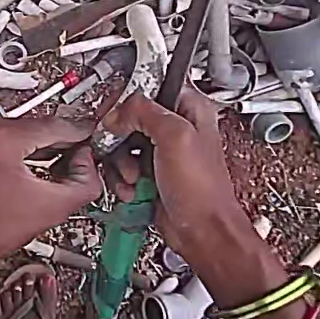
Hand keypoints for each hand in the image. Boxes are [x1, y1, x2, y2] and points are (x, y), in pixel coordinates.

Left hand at [0, 114, 103, 267]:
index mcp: (0, 139)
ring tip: (54, 163)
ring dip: (38, 143)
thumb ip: (84, 182)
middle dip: (59, 140)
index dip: (78, 134)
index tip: (90, 139)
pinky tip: (30, 163)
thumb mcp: (52, 209)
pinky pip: (0, 133)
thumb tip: (89, 163)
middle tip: (78, 156)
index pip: (53, 125)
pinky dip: (17, 145)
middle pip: (35, 124)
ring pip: (18, 127)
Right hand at [100, 86, 281, 302]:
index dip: (130, 100)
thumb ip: (144, 112)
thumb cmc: (202, 190)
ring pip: (120, 143)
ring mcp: (160, 151)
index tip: (119, 116)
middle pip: (128, 116)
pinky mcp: (149, 172)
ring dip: (120, 163)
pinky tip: (134, 189)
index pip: (150, 86)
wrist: (201, 232)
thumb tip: (117, 112)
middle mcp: (175, 127)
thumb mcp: (176, 137)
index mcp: (189, 109)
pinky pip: (121, 167)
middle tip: (126, 149)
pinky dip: (122, 179)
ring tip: (135, 176)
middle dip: (121, 137)